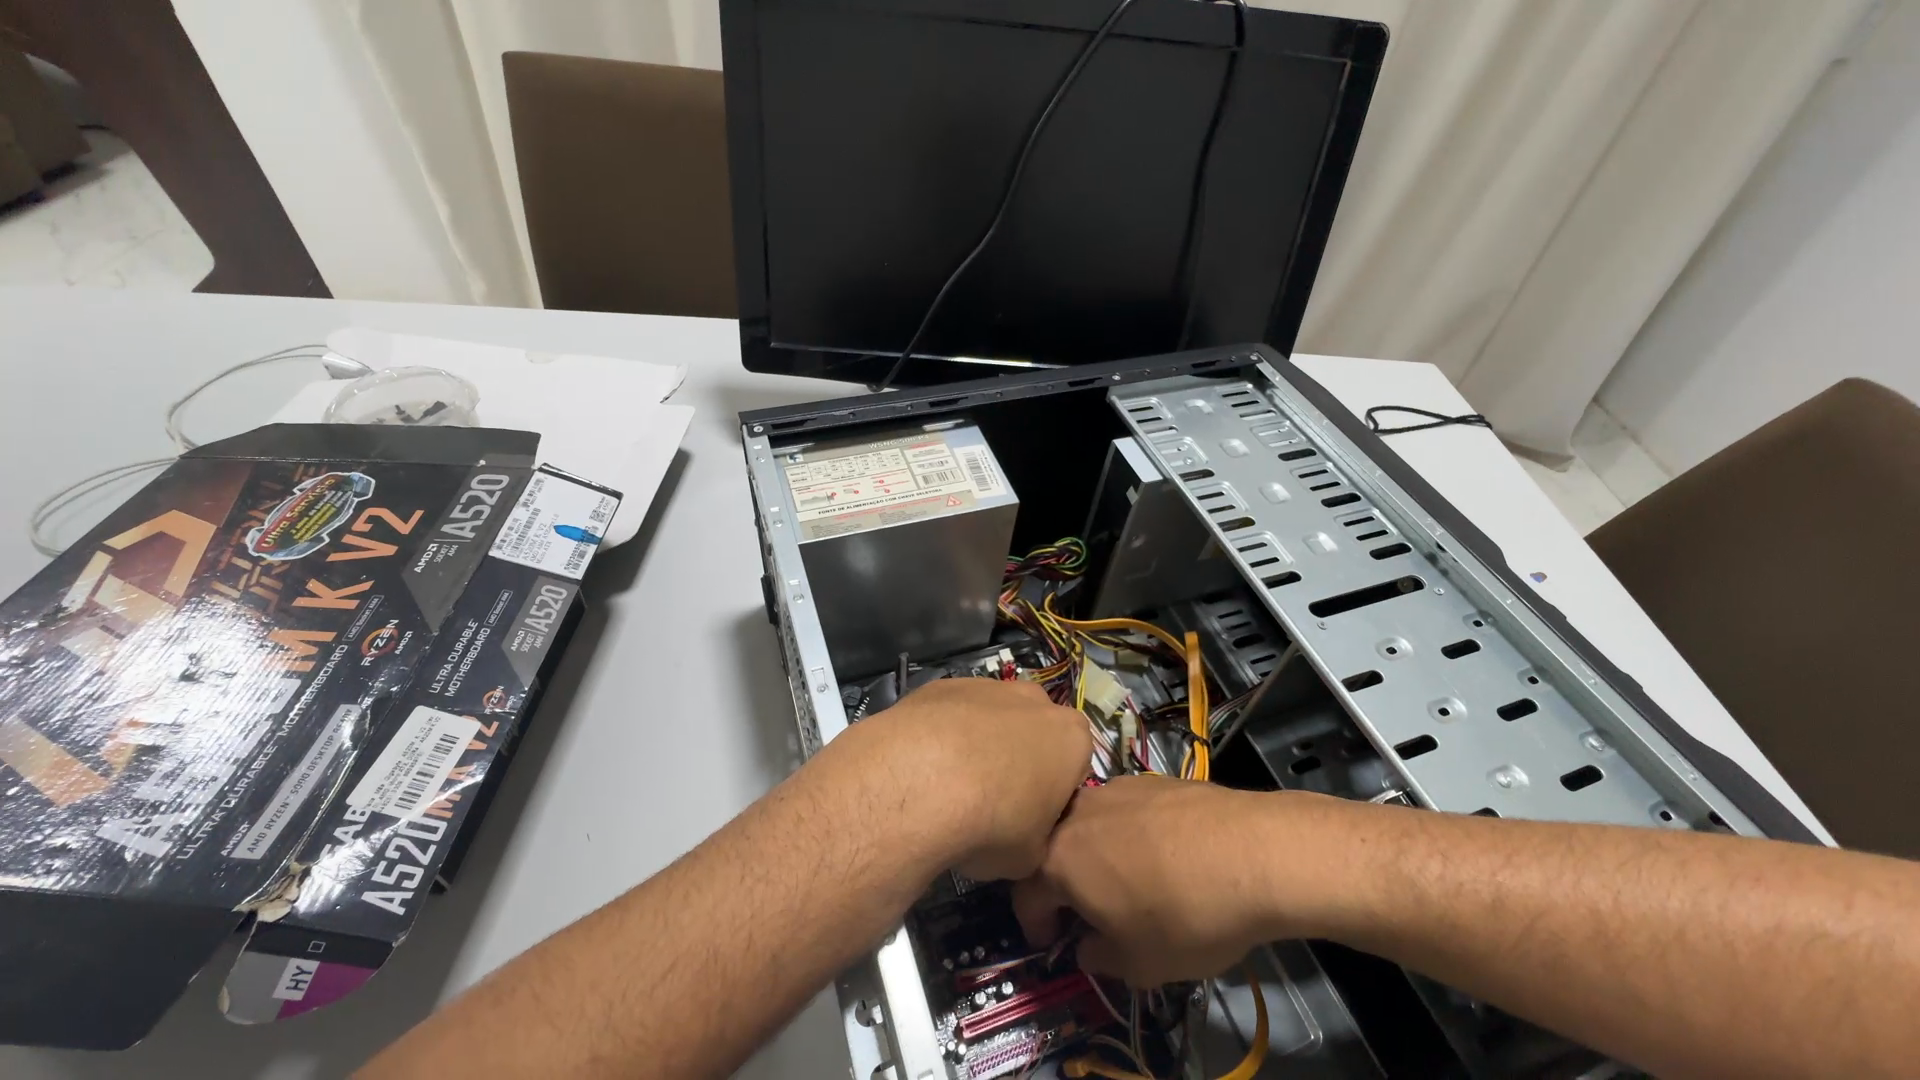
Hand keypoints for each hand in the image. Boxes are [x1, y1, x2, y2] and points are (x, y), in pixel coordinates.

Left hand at [834, 677, 1091, 881]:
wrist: (920, 784)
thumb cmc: (991, 824)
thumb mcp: (1029, 857)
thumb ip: (1038, 838)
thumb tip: (1023, 837)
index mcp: (1071, 738)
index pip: (1072, 766)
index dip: (1051, 794)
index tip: (1028, 818)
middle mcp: (1035, 700)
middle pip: (1033, 733)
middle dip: (1017, 760)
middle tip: (989, 800)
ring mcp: (986, 686)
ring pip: (990, 717)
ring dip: (978, 744)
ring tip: (948, 784)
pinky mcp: (942, 684)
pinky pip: (951, 712)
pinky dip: (942, 734)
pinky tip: (922, 764)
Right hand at [1012, 776, 1355, 985]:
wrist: (1255, 852)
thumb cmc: (1186, 916)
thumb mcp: (1140, 965)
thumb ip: (1100, 958)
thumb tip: (1089, 946)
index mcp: (1057, 861)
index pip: (1025, 896)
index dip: (1035, 926)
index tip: (1054, 944)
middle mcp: (1075, 816)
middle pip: (1053, 851)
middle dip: (1063, 885)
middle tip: (1088, 913)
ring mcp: (1114, 789)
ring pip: (1088, 825)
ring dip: (1096, 854)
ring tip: (1128, 879)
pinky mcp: (1151, 778)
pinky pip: (1125, 810)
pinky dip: (1130, 833)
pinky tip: (1164, 854)